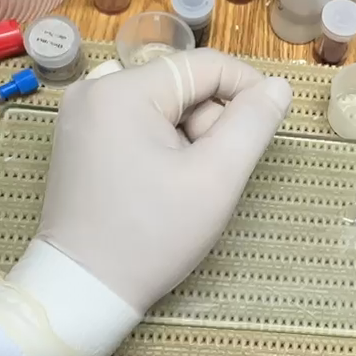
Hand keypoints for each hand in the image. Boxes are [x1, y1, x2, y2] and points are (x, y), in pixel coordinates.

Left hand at [37, 49, 292, 309]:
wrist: (82, 290)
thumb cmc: (151, 236)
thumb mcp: (215, 180)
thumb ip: (252, 124)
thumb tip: (277, 86)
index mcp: (123, 90)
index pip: (205, 66)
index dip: (247, 89)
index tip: (267, 126)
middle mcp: (94, 89)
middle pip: (182, 85)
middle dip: (209, 124)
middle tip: (208, 176)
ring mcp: (80, 114)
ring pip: (162, 105)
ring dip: (187, 136)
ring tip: (182, 184)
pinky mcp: (78, 138)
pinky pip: (136, 121)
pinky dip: (160, 143)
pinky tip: (159, 181)